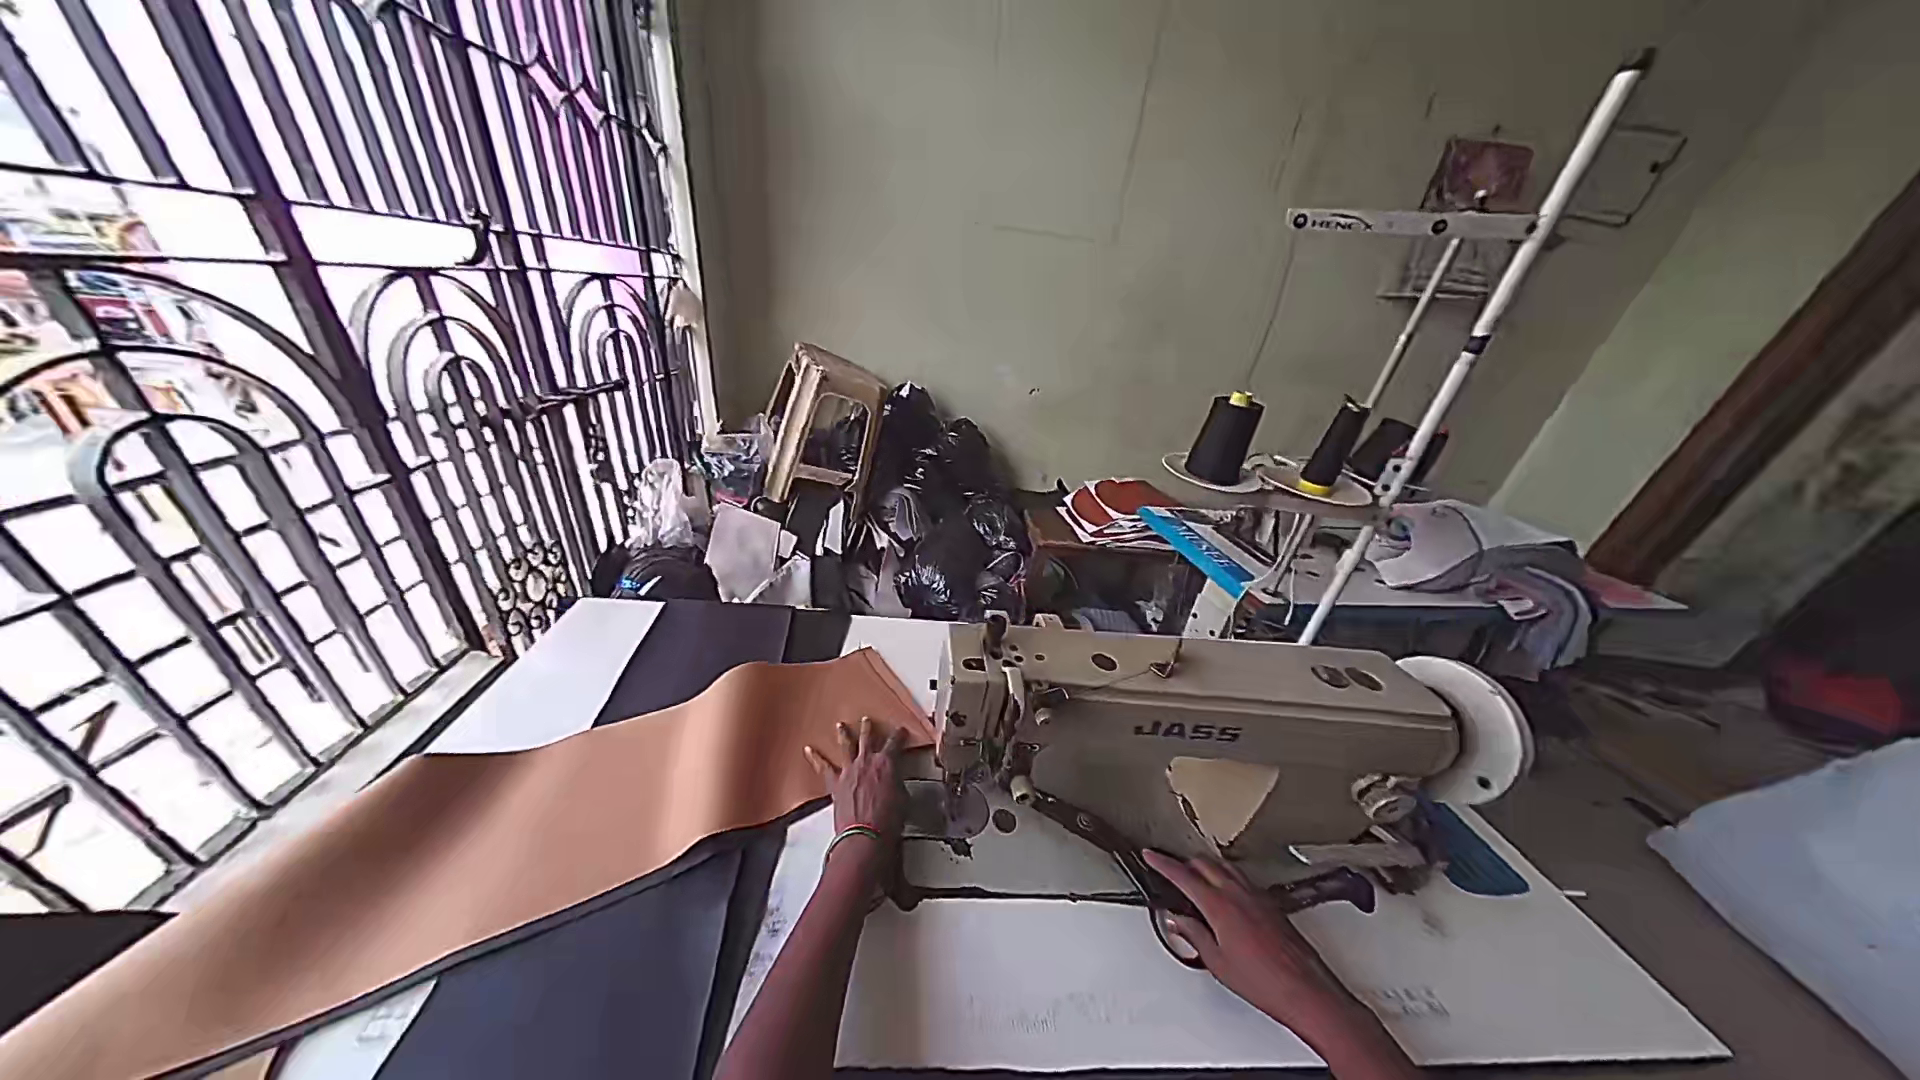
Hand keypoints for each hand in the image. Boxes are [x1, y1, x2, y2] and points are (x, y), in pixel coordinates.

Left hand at [805, 717, 906, 877]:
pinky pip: (824, 768)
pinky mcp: (836, 784)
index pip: (894, 743)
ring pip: (846, 746)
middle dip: (868, 728)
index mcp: (887, 763)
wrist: (865, 836)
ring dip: (844, 734)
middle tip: (867, 720)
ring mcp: (849, 771)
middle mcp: (866, 762)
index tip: (900, 731)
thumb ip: (897, 785)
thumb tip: (895, 785)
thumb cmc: (887, 821)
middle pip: (867, 739)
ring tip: (840, 725)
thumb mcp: (903, 799)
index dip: (898, 736)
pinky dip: (815, 758)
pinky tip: (809, 750)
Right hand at [1144, 850, 1414, 1076]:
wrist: (1306, 992)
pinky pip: (1241, 877)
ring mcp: (1256, 895)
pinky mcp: (1270, 903)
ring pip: (1224, 866)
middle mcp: (1238, 893)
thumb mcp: (1217, 962)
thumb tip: (1180, 921)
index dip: (1162, 862)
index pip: (1182, 875)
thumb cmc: (1266, 982)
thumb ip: (1194, 935)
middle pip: (1203, 863)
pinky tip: (1226, 891)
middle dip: (1184, 864)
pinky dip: (1226, 876)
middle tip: (1172, 870)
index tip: (1150, 855)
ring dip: (1207, 866)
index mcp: (1218, 905)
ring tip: (1197, 877)